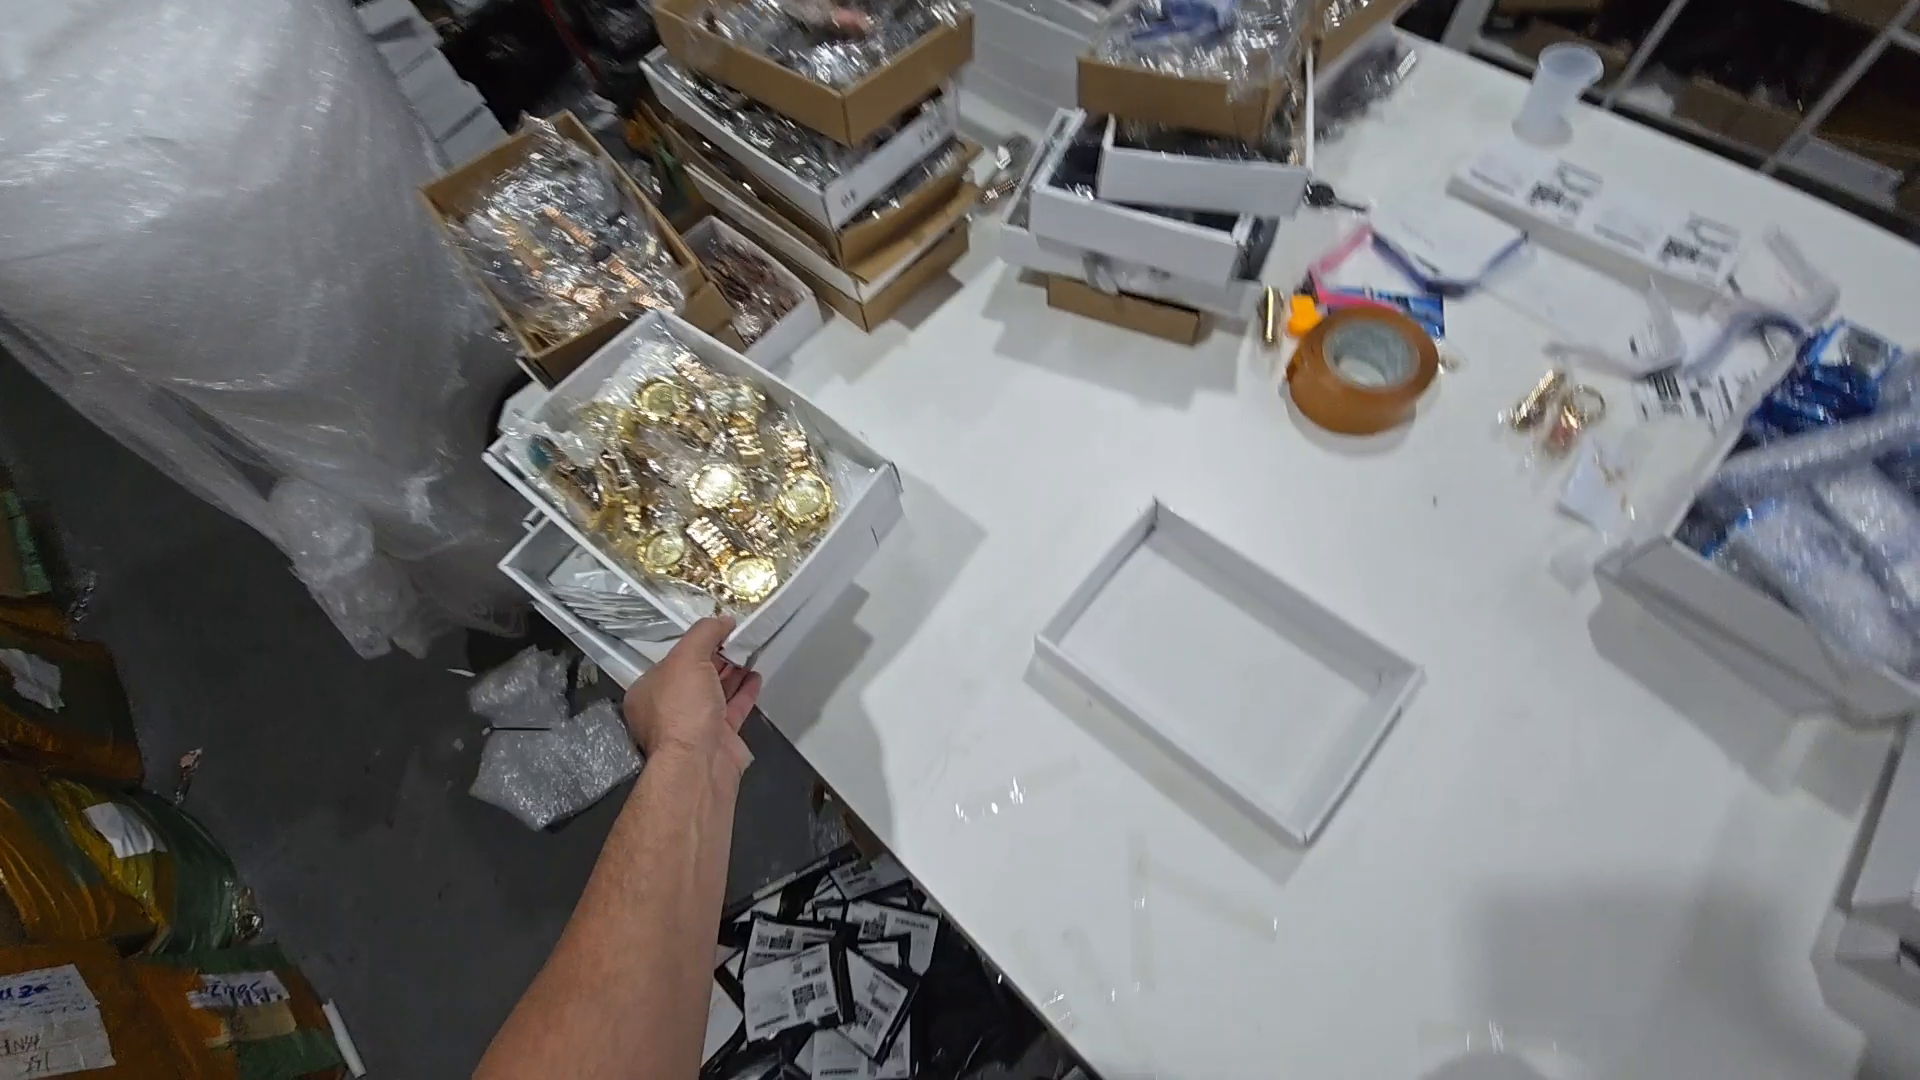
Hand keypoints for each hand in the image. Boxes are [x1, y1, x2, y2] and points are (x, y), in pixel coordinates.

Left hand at [622, 616, 760, 780]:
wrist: (700, 763)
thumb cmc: (684, 708)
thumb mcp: (687, 658)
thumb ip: (704, 633)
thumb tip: (722, 620)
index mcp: (648, 691)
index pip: (672, 661)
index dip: (695, 644)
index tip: (718, 631)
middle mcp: (668, 710)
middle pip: (695, 676)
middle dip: (717, 657)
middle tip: (739, 639)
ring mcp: (695, 726)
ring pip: (716, 693)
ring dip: (733, 672)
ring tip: (751, 652)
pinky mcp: (720, 738)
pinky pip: (733, 709)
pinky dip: (745, 691)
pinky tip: (756, 676)